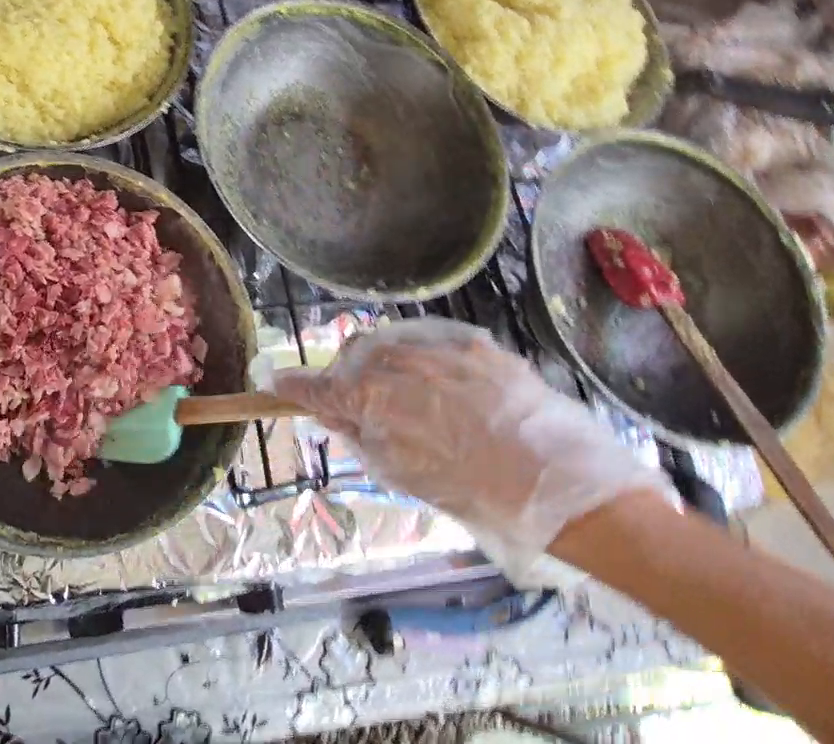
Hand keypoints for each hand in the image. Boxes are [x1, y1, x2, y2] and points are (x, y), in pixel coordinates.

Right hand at [273, 320, 667, 575]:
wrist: (561, 486)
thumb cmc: (472, 493)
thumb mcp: (399, 474)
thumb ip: (356, 435)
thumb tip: (328, 412)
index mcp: (372, 399)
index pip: (314, 386)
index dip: (289, 385)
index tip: (273, 381)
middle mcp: (397, 361)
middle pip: (351, 356)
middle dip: (348, 377)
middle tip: (365, 407)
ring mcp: (438, 346)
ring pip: (390, 343)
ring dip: (385, 364)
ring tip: (412, 396)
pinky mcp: (476, 341)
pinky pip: (432, 341)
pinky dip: (425, 359)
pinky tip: (445, 386)